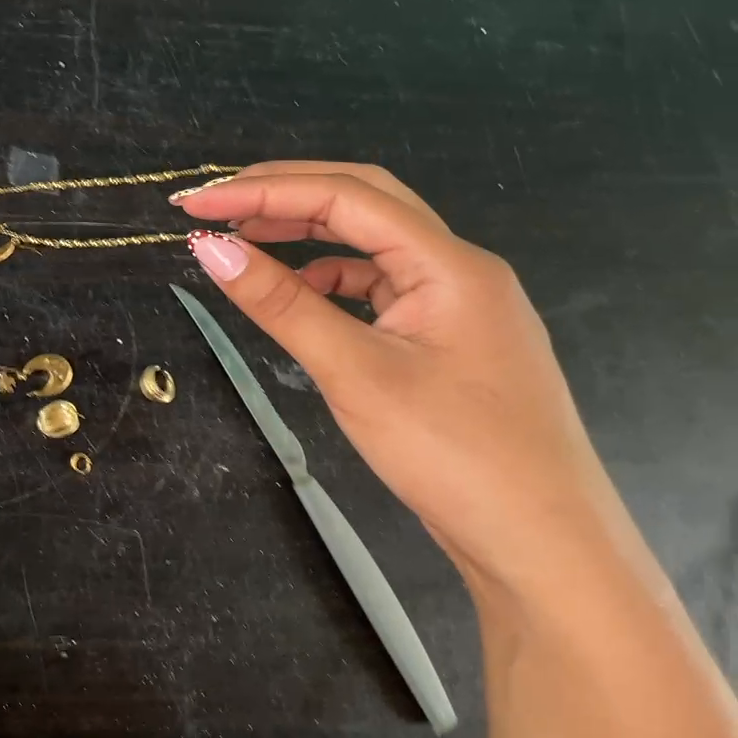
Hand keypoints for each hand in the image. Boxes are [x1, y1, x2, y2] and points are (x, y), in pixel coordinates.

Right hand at [170, 162, 623, 592]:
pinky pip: (378, 283)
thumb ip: (279, 302)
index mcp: (449, 265)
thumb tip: (209, 247)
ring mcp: (457, 304)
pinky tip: (298, 292)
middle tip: (215, 204)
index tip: (193, 207)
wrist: (543, 547)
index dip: (262, 191)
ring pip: (372, 241)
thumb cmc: (453, 453)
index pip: (344, 197)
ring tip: (243, 238)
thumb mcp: (353, 372)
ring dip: (305, 230)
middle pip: (365, 200)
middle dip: (285, 192)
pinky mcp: (447, 337)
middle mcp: (459, 269)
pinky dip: (327, 274)